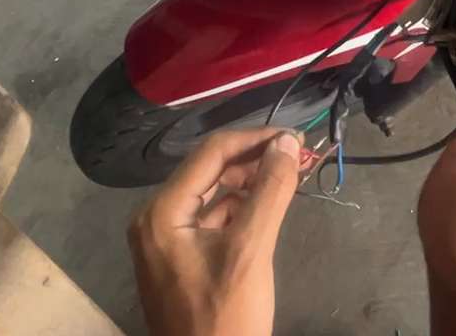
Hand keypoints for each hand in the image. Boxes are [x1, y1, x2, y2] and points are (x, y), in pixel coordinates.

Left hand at [129, 127, 302, 335]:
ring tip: (289, 173)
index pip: (212, 153)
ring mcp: (167, 238)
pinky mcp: (182, 256)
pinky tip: (269, 203)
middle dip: (256, 157)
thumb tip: (288, 142)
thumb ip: (269, 190)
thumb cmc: (225, 319)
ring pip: (215, 189)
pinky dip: (243, 203)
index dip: (256, 139)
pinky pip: (214, 214)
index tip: (295, 137)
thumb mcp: (251, 251)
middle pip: (212, 168)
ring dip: (252, 178)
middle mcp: (157, 218)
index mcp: (162, 212)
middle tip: (298, 153)